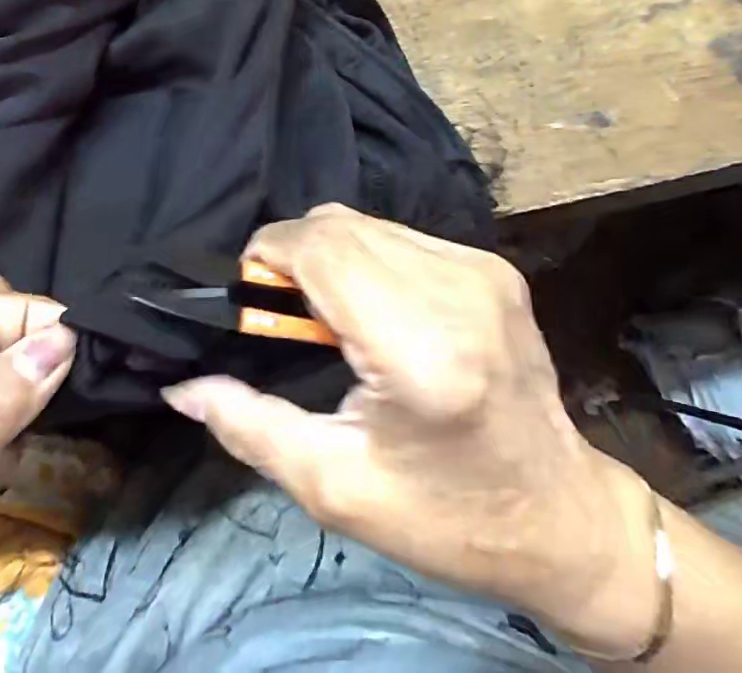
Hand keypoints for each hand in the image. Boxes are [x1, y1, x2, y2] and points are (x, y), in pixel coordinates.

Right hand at [162, 205, 664, 658]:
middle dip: (294, 254)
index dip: (270, 253)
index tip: (248, 294)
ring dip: (331, 256)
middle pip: (343, 225)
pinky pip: (404, 237)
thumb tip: (182, 387)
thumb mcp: (334, 487)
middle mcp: (458, 291)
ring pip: (371, 223)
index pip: (324, 247)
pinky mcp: (495, 268)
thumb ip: (250, 426)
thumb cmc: (445, 517)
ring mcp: (483, 271)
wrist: (558, 515)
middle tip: (280, 315)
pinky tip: (372, 310)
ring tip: (326, 319)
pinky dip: (369, 259)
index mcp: (420, 348)